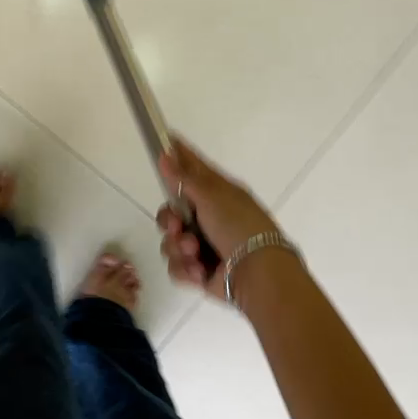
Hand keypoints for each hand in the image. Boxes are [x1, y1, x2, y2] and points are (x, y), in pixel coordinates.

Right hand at [156, 139, 283, 298]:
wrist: (257, 275)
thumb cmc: (238, 227)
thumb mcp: (212, 196)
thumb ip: (183, 177)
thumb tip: (165, 153)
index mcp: (217, 193)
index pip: (192, 168)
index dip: (177, 156)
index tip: (159, 144)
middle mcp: (208, 217)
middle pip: (171, 211)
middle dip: (169, 220)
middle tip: (176, 226)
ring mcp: (203, 245)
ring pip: (170, 240)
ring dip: (178, 247)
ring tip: (195, 253)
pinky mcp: (199, 270)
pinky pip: (177, 266)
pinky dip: (185, 269)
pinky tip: (199, 271)